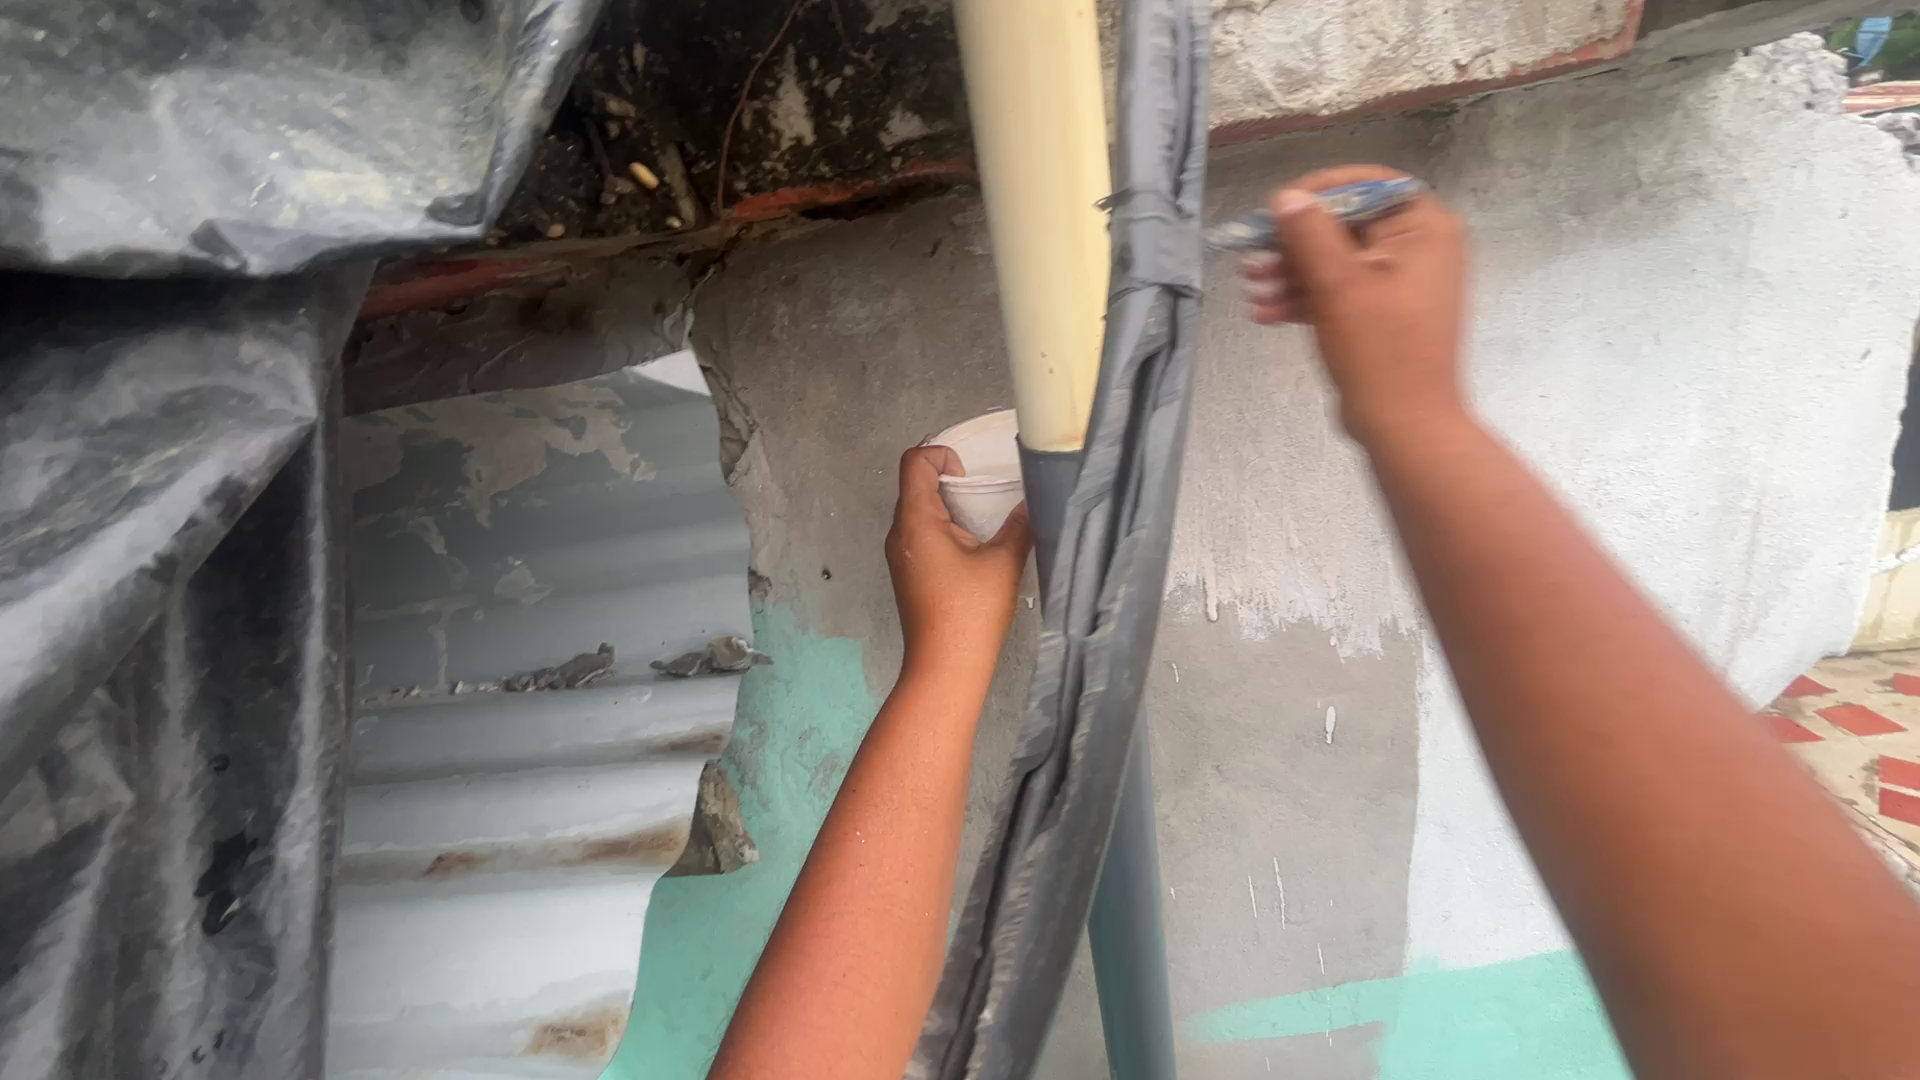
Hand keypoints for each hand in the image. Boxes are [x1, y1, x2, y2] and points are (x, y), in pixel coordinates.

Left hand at [885, 445, 1031, 675]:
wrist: (945, 666)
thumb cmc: (970, 612)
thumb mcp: (1003, 563)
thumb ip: (1019, 525)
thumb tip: (1032, 502)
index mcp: (916, 522)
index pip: (913, 462)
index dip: (940, 453)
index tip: (969, 473)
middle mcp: (899, 534)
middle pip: (913, 484)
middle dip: (947, 477)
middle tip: (983, 487)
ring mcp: (900, 556)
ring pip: (917, 512)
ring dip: (946, 504)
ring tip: (982, 515)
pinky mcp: (908, 573)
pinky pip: (920, 535)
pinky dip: (943, 527)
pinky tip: (972, 545)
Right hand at [1241, 165, 1468, 445]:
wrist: (1402, 423)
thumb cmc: (1379, 351)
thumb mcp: (1338, 286)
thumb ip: (1310, 236)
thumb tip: (1286, 197)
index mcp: (1422, 228)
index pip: (1366, 187)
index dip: (1317, 194)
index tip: (1273, 212)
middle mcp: (1415, 248)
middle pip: (1344, 227)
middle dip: (1293, 245)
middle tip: (1252, 261)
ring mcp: (1397, 284)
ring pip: (1334, 263)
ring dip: (1290, 275)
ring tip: (1252, 292)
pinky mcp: (1378, 315)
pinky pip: (1336, 293)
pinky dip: (1303, 300)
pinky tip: (1266, 314)